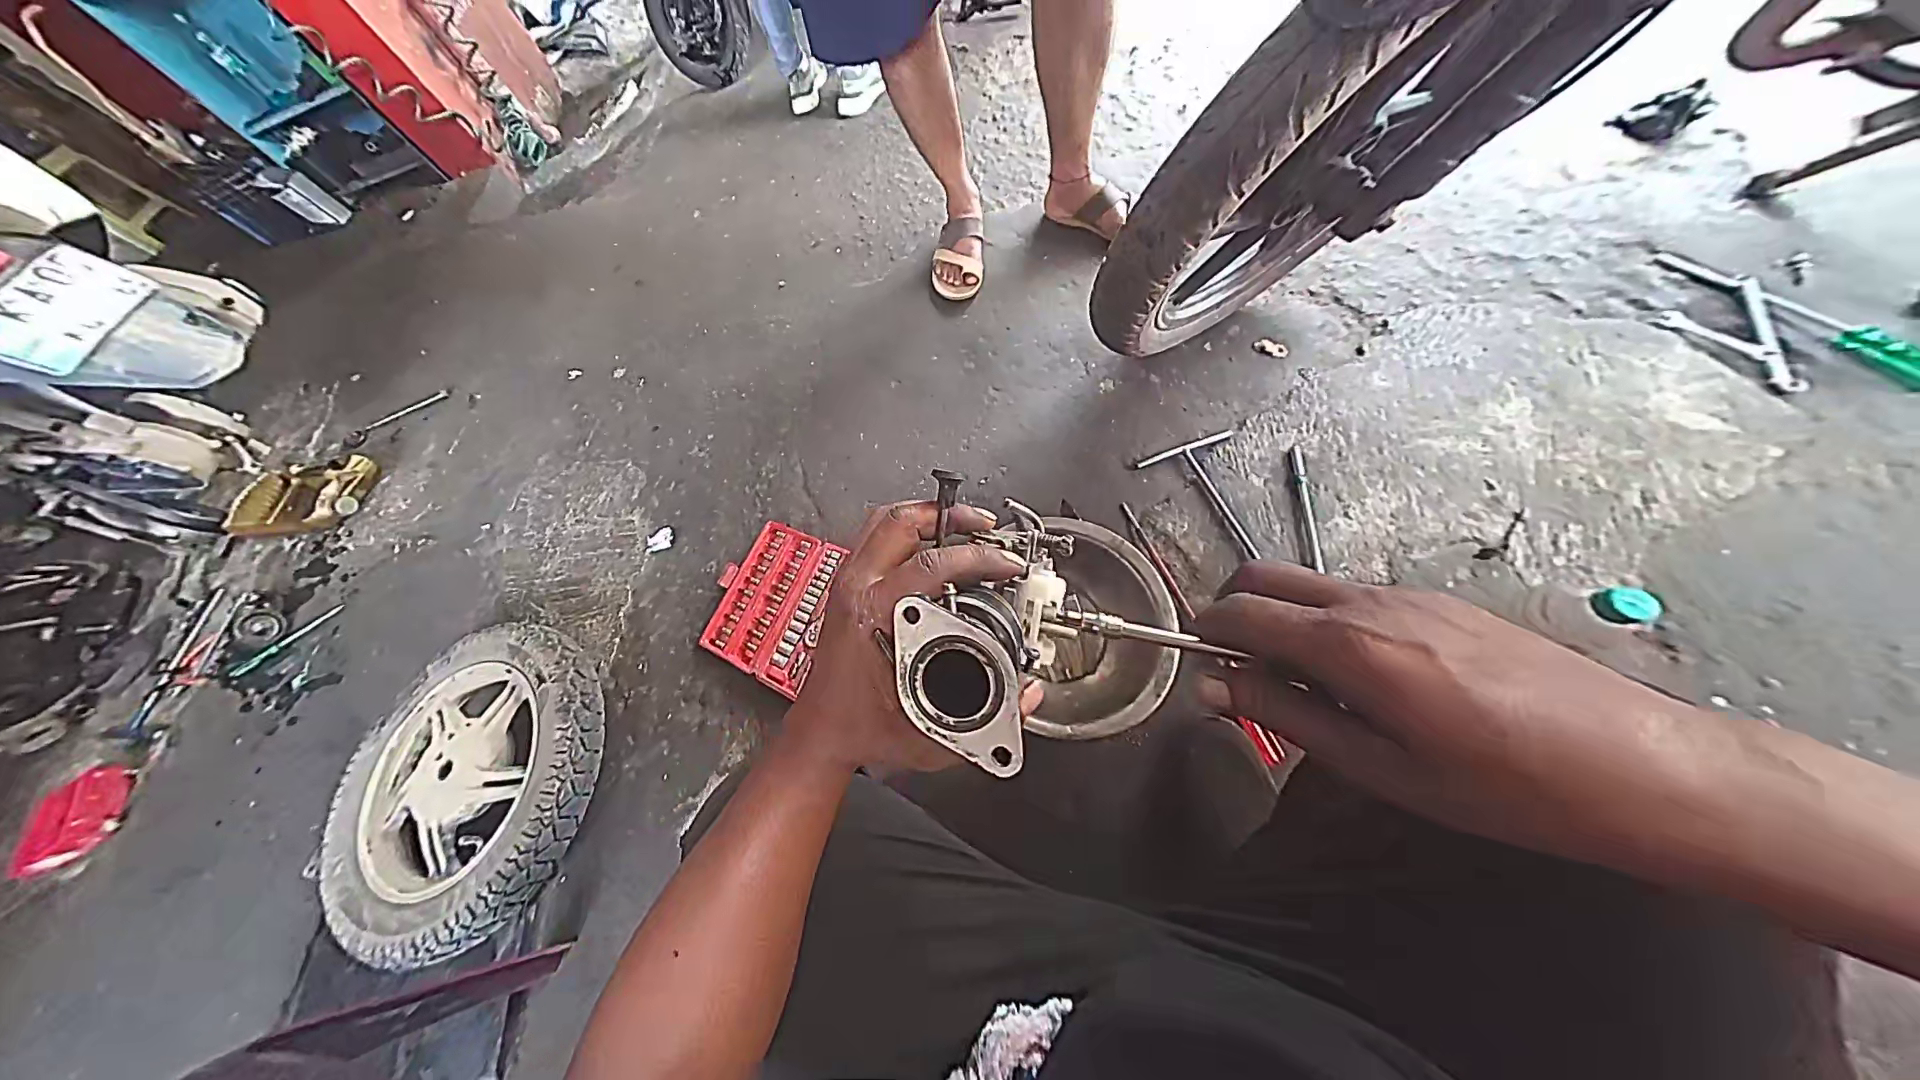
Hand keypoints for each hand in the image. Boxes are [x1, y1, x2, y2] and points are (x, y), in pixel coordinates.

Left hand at [786, 500, 1041, 772]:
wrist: (822, 735)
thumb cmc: (860, 729)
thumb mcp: (930, 726)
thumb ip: (990, 716)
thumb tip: (1028, 694)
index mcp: (873, 614)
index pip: (933, 563)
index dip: (979, 557)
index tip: (1005, 564)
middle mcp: (855, 591)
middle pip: (900, 522)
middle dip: (950, 515)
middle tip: (983, 524)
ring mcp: (845, 586)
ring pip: (882, 521)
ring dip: (925, 515)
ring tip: (959, 523)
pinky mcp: (844, 590)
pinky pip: (873, 537)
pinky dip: (905, 529)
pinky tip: (927, 542)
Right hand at [1195, 562, 1745, 869]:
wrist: (1649, 766)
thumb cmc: (1506, 786)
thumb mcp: (1379, 767)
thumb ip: (1285, 715)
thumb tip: (1215, 686)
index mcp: (1348, 644)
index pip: (1241, 612)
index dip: (1206, 633)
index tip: (1200, 665)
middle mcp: (1369, 601)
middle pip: (1264, 574)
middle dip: (1232, 608)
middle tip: (1238, 666)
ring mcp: (1407, 593)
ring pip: (1308, 584)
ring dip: (1281, 618)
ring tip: (1310, 688)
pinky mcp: (1438, 599)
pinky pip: (1352, 595)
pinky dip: (1325, 621)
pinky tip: (1364, 678)